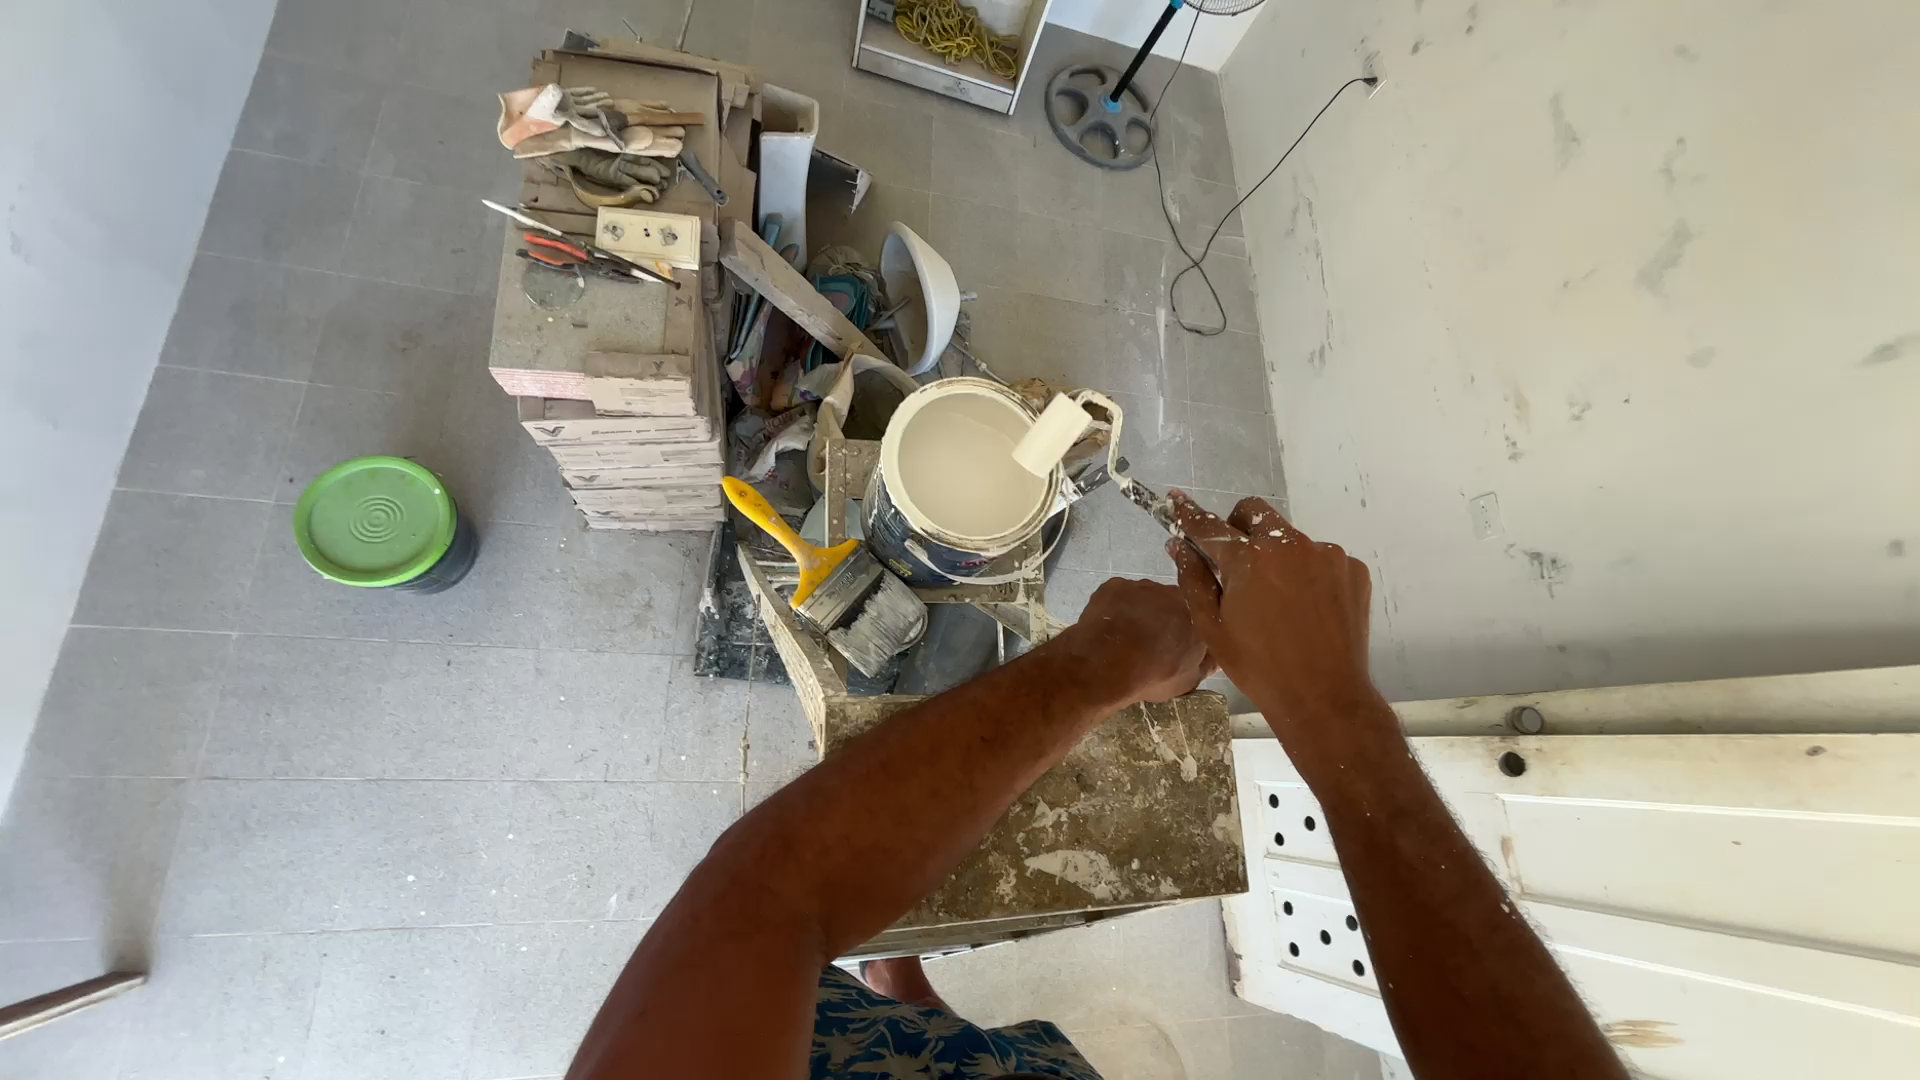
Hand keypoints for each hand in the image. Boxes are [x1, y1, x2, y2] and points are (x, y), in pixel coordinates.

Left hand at [1065, 577, 1214, 704]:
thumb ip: (1205, 664)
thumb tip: (1215, 656)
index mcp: (1196, 615)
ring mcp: (1142, 586)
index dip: (1186, 632)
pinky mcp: (1114, 585)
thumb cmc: (1153, 674)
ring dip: (1139, 612)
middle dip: (1164, 619)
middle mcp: (1172, 593)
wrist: (1106, 663)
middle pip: (1170, 604)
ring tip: (1126, 636)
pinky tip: (1109, 626)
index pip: (1198, 618)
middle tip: (1151, 641)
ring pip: (1144, 597)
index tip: (1177, 645)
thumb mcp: (1188, 680)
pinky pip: (1119, 594)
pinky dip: (1116, 607)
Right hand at [1164, 493, 1392, 746]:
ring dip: (1274, 555)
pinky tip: (1305, 607)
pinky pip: (1318, 558)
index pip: (1210, 526)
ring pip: (1288, 538)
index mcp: (1248, 558)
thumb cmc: (1257, 664)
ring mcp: (1326, 554)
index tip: (1176, 499)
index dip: (1189, 513)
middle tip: (1234, 561)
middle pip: (1255, 512)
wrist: (1323, 695)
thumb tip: (1178, 546)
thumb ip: (1193, 579)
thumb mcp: (1211, 626)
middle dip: (1239, 526)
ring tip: (1276, 599)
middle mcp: (1289, 544)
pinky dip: (1306, 573)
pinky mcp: (1352, 569)